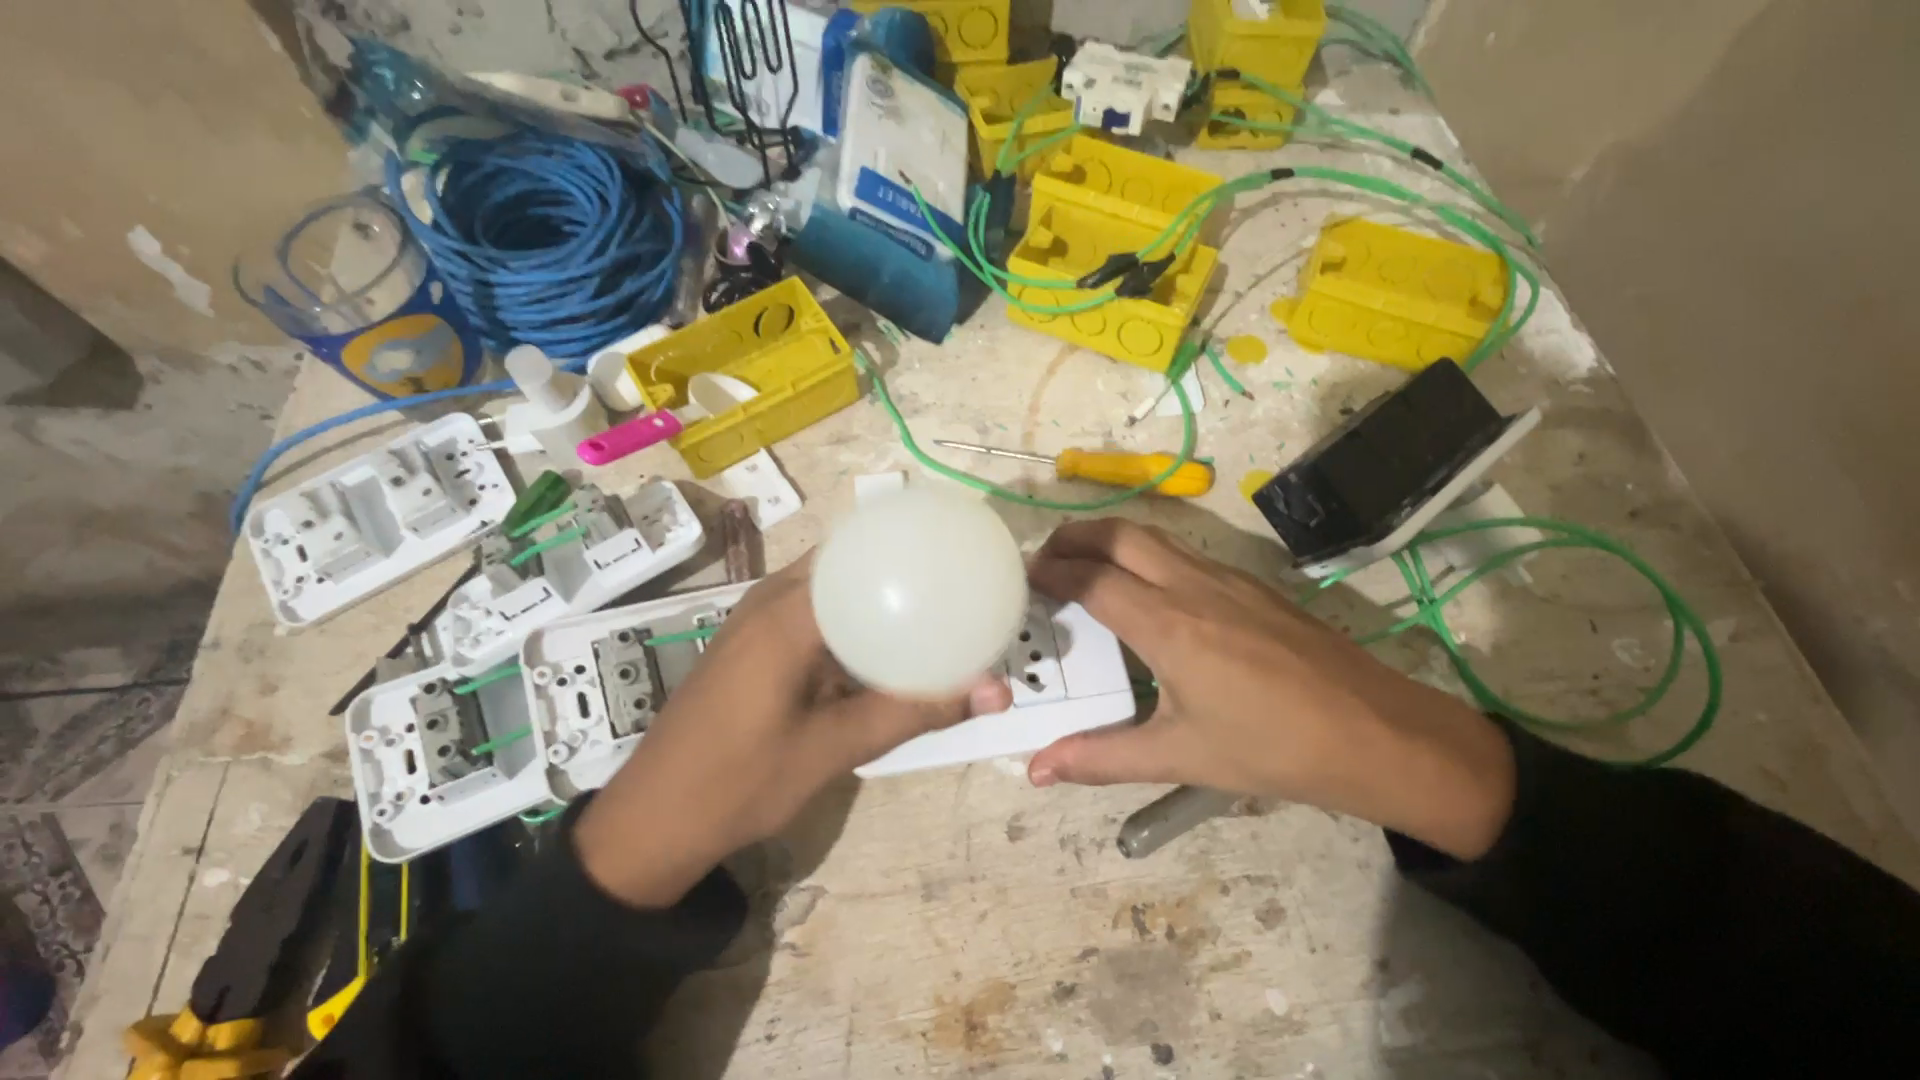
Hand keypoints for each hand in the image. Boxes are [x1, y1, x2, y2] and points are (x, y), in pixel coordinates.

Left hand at [575, 558, 1013, 907]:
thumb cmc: (740, 781)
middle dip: (903, 573)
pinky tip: (885, 650)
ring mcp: (756, 622)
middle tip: (962, 586)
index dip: (912, 546)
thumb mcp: (835, 749)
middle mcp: (769, 600)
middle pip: (849, 564)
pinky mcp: (753, 646)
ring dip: (876, 599)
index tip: (962, 552)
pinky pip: (814, 615)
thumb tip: (997, 692)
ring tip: (936, 611)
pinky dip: (852, 623)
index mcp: (788, 612)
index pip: (861, 551)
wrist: (654, 821)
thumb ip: (914, 712)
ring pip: (831, 591)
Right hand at [1026, 519, 1515, 859]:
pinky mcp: (1253, 587)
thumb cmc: (1272, 748)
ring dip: (1110, 541)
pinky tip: (1147, 593)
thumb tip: (1036, 770)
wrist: (1376, 733)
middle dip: (1072, 537)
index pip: (1091, 578)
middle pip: (1118, 534)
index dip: (1049, 573)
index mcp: (1167, 625)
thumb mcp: (1180, 756)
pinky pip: (1184, 553)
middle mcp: (1193, 586)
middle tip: (1042, 563)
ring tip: (1083, 570)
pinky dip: (1146, 556)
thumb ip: (1101, 758)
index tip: (1019, 580)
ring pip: (1154, 537)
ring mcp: (1228, 580)